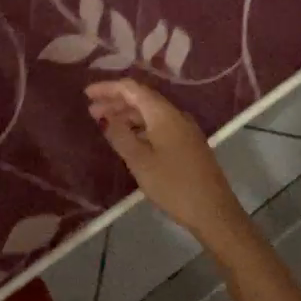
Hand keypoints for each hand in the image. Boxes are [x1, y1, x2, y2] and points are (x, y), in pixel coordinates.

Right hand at [86, 80, 245, 239]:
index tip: (86, 94)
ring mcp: (184, 129)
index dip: (108, 88)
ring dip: (127, 115)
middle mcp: (175, 115)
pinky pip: (158, 125)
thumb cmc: (173, 185)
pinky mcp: (188, 144)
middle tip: (91, 111)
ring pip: (150, 113)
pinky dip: (140, 127)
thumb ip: (120, 136)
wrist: (214, 212)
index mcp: (163, 113)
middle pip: (141, 98)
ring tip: (105, 124)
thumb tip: (104, 117)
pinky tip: (129, 139)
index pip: (132, 89)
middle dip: (115, 102)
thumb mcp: (140, 162)